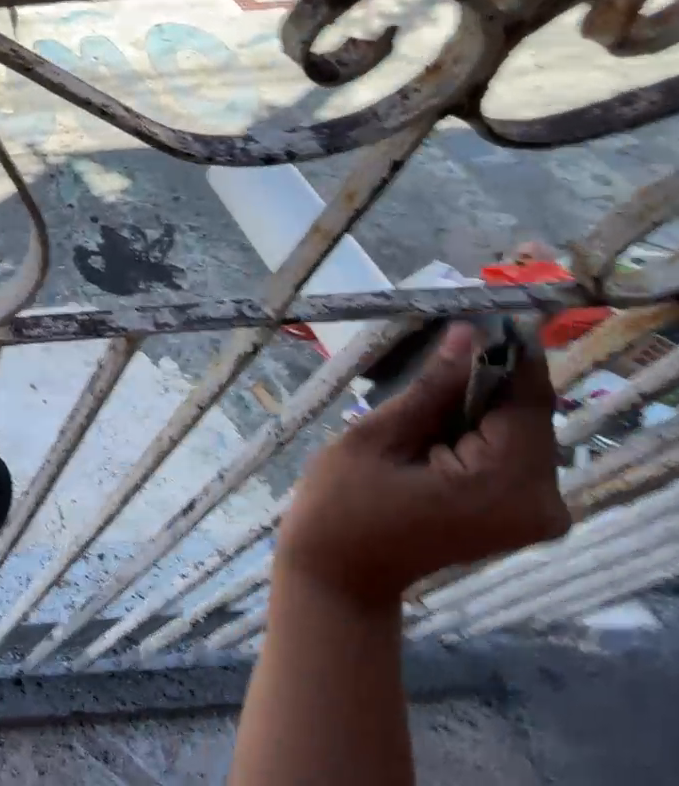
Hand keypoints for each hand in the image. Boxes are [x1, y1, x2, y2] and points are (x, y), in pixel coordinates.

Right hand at [277, 321, 571, 608]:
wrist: (340, 572)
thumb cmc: (339, 505)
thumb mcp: (373, 439)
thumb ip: (427, 389)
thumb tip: (466, 335)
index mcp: (505, 482)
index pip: (526, 400)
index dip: (512, 353)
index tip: (489, 311)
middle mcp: (544, 500)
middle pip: (527, 417)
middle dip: (485, 381)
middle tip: (439, 348)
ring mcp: (539, 513)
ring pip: (519, 434)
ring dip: (477, 407)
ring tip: (420, 395)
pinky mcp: (525, 515)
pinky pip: (511, 456)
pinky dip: (478, 433)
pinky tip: (433, 427)